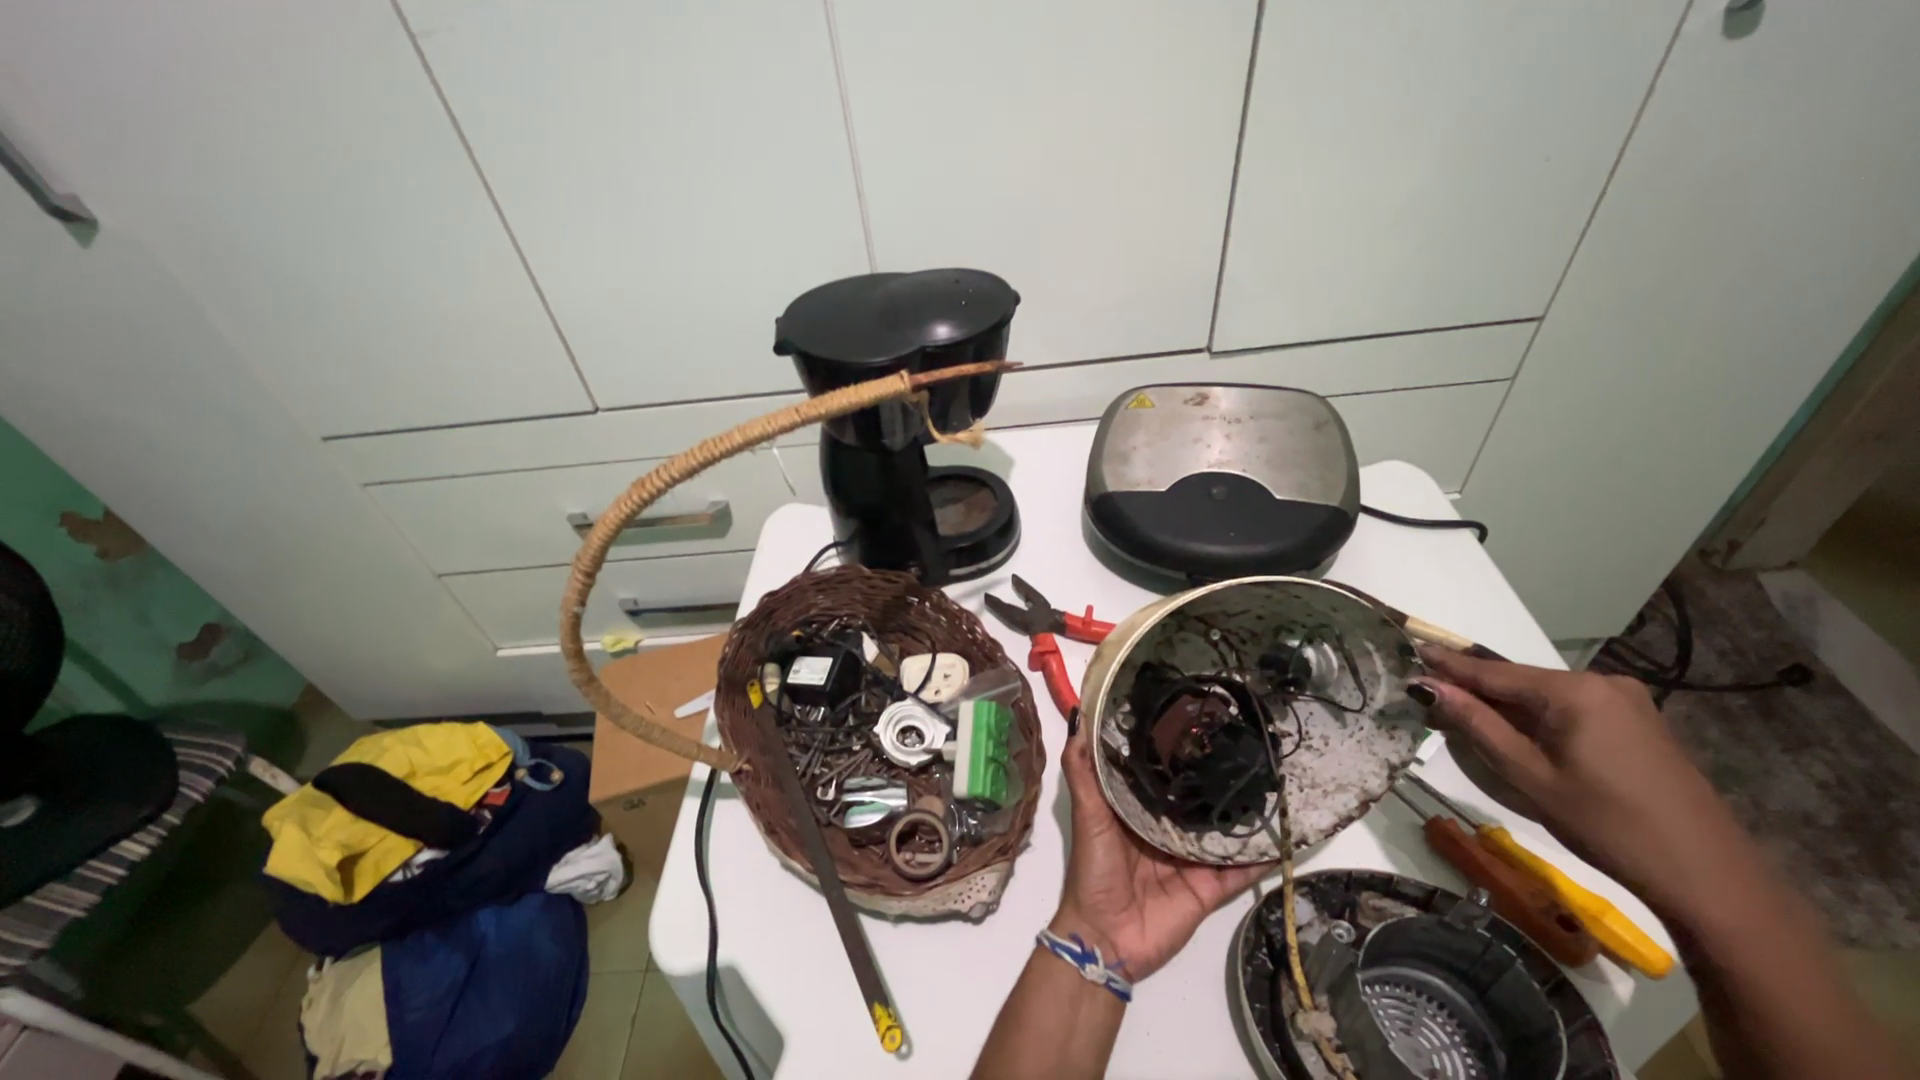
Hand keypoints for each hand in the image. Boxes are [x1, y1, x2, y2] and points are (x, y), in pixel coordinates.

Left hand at [1050, 722, 1272, 982]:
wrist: (1105, 938)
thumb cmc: (1093, 872)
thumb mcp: (1087, 817)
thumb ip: (1083, 774)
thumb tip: (1077, 721)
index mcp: (1137, 812)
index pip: (1160, 775)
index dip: (1174, 750)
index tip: (1195, 714)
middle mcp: (1167, 831)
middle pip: (1197, 801)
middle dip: (1216, 778)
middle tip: (1246, 742)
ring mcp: (1191, 860)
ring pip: (1223, 831)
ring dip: (1246, 812)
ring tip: (1276, 779)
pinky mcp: (1210, 888)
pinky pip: (1241, 870)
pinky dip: (1263, 855)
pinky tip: (1287, 832)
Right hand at [1413, 647, 1760, 920]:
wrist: (1706, 873)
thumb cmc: (1606, 825)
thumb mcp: (1529, 777)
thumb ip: (1477, 726)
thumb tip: (1427, 688)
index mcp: (1574, 691)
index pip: (1494, 672)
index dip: (1448, 666)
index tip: (1409, 651)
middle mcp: (1602, 683)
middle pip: (1521, 681)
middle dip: (1476, 688)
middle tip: (1429, 693)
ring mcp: (1627, 701)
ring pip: (1546, 696)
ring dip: (1506, 706)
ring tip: (1464, 715)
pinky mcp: (1640, 723)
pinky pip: (1572, 710)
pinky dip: (1538, 718)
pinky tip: (1518, 734)